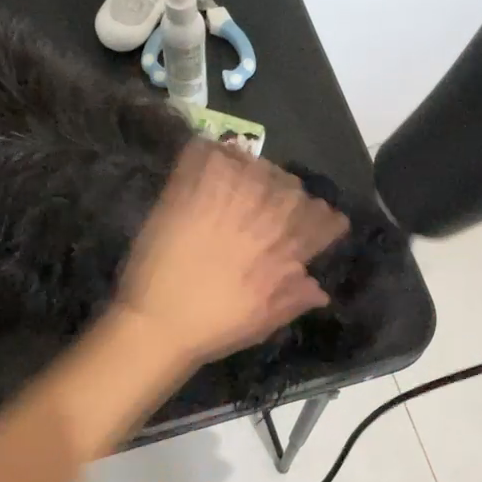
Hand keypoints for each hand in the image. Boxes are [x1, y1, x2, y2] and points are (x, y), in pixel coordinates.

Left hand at [118, 141, 348, 365]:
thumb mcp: (264, 321)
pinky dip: (211, 158)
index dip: (323, 221)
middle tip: (267, 210)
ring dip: (254, 177)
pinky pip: (211, 152)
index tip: (313, 227)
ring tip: (240, 191)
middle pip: (293, 188)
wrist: (156, 323)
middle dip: (287, 197)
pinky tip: (207, 176)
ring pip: (259, 166)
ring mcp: (230, 195)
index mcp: (287, 249)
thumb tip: (319, 289)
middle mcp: (266, 215)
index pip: (325, 219)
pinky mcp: (192, 185)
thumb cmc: (213, 329)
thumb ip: (294, 298)